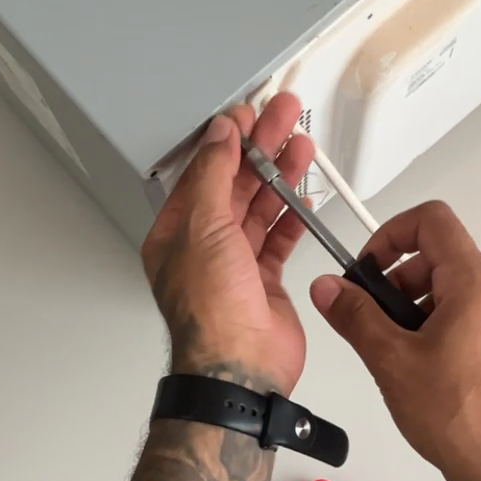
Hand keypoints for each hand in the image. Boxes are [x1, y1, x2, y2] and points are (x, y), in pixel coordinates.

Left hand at [141, 92, 315, 395]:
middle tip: (282, 116)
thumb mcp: (202, 228)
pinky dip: (293, 215)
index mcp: (175, 236)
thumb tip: (220, 136)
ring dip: (280, 176)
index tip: (247, 114)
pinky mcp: (264, 282)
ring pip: (259, 209)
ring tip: (301, 144)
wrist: (241, 365)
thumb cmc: (212, 313)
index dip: (224, 141)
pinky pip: (279, 238)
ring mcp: (235, 266)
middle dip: (260, 150)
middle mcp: (203, 249)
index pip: (200, 176)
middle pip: (233, 186)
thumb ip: (212, 176)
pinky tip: (305, 191)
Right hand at [309, 201, 480, 480]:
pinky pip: (457, 317)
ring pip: (444, 289)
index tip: (365, 270)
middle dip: (392, 276)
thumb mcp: (391, 360)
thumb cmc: (452, 413)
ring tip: (384, 346)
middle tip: (366, 314)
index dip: (390, 234)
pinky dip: (426, 326)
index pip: (432, 220)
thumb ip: (355, 317)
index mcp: (472, 283)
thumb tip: (326, 287)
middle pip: (436, 254)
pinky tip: (407, 366)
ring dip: (406, 305)